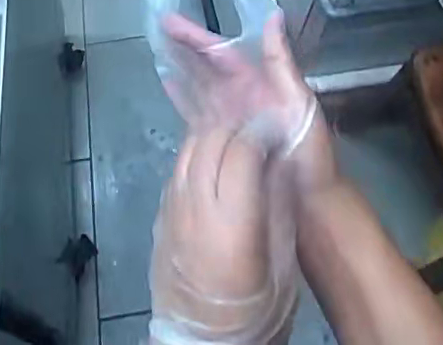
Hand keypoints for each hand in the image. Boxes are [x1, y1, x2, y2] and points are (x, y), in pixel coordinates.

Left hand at [151, 125, 297, 343]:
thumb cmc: (253, 315)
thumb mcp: (282, 273)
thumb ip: (280, 211)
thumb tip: (282, 160)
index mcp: (230, 224)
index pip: (241, 152)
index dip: (260, 132)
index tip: (277, 127)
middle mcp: (195, 206)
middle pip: (210, 140)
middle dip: (237, 129)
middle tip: (258, 133)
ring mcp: (172, 206)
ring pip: (189, 147)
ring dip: (213, 136)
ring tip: (236, 143)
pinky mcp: (160, 212)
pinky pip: (177, 165)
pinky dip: (196, 154)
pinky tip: (213, 164)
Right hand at [159, 12, 339, 196]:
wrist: (313, 204)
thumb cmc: (309, 151)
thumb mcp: (300, 101)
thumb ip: (281, 60)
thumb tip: (273, 15)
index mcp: (257, 81)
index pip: (220, 52)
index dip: (195, 35)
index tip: (171, 21)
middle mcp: (240, 93)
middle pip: (205, 64)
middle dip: (182, 45)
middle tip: (157, 29)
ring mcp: (230, 116)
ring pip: (199, 83)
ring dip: (179, 66)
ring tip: (156, 49)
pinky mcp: (223, 138)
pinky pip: (198, 111)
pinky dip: (182, 95)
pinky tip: (167, 83)